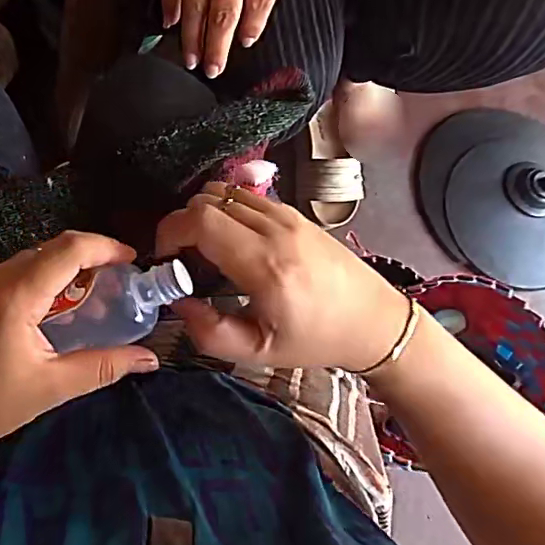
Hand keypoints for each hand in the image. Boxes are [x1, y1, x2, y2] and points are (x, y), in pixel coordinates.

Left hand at [0, 232, 160, 463]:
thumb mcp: (51, 387)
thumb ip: (103, 366)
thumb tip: (149, 358)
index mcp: (13, 295)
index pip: (68, 249)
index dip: (105, 247)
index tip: (133, 261)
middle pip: (50, 249)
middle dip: (89, 260)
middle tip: (120, 287)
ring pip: (31, 260)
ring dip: (65, 272)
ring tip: (95, 300)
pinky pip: (13, 275)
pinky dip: (42, 283)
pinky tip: (57, 312)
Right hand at [154, 181, 408, 370]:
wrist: (377, 324)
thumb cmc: (317, 340)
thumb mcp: (257, 352)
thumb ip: (208, 332)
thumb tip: (178, 302)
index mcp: (265, 265)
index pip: (200, 220)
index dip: (169, 232)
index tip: (167, 259)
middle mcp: (276, 230)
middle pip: (206, 200)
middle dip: (180, 225)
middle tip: (182, 258)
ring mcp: (288, 216)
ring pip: (223, 192)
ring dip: (201, 215)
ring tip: (204, 249)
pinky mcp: (294, 213)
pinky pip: (244, 196)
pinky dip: (224, 211)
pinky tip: (229, 242)